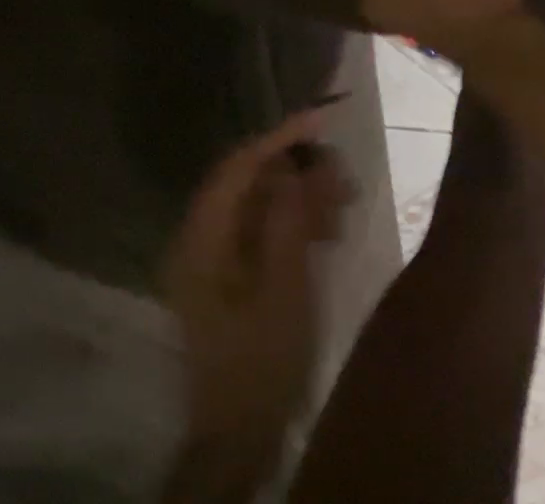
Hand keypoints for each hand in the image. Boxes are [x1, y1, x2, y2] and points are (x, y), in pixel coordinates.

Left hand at [162, 109, 350, 470]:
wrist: (243, 426)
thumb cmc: (264, 357)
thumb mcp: (285, 286)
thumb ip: (288, 220)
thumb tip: (296, 165)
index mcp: (200, 244)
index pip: (235, 169)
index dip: (278, 138)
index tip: (324, 118)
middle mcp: (199, 243)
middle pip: (248, 182)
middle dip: (298, 170)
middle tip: (345, 178)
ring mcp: (215, 259)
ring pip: (261, 203)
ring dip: (303, 196)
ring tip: (344, 208)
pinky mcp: (233, 274)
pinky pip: (265, 228)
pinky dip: (297, 221)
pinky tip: (329, 232)